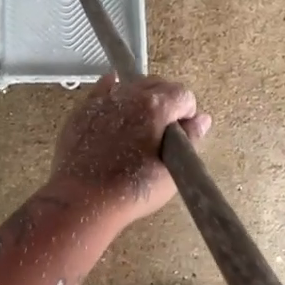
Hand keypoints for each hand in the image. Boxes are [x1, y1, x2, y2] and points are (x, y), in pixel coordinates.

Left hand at [48, 74, 210, 225]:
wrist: (83, 200)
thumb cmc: (132, 190)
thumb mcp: (171, 170)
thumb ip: (190, 139)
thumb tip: (201, 119)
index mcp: (156, 106)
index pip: (184, 95)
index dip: (187, 114)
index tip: (182, 134)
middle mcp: (130, 94)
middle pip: (158, 84)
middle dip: (167, 103)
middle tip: (163, 132)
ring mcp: (104, 100)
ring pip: (132, 86)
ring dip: (142, 99)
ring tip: (140, 127)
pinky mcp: (83, 111)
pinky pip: (104, 90)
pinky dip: (114, 94)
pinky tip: (117, 109)